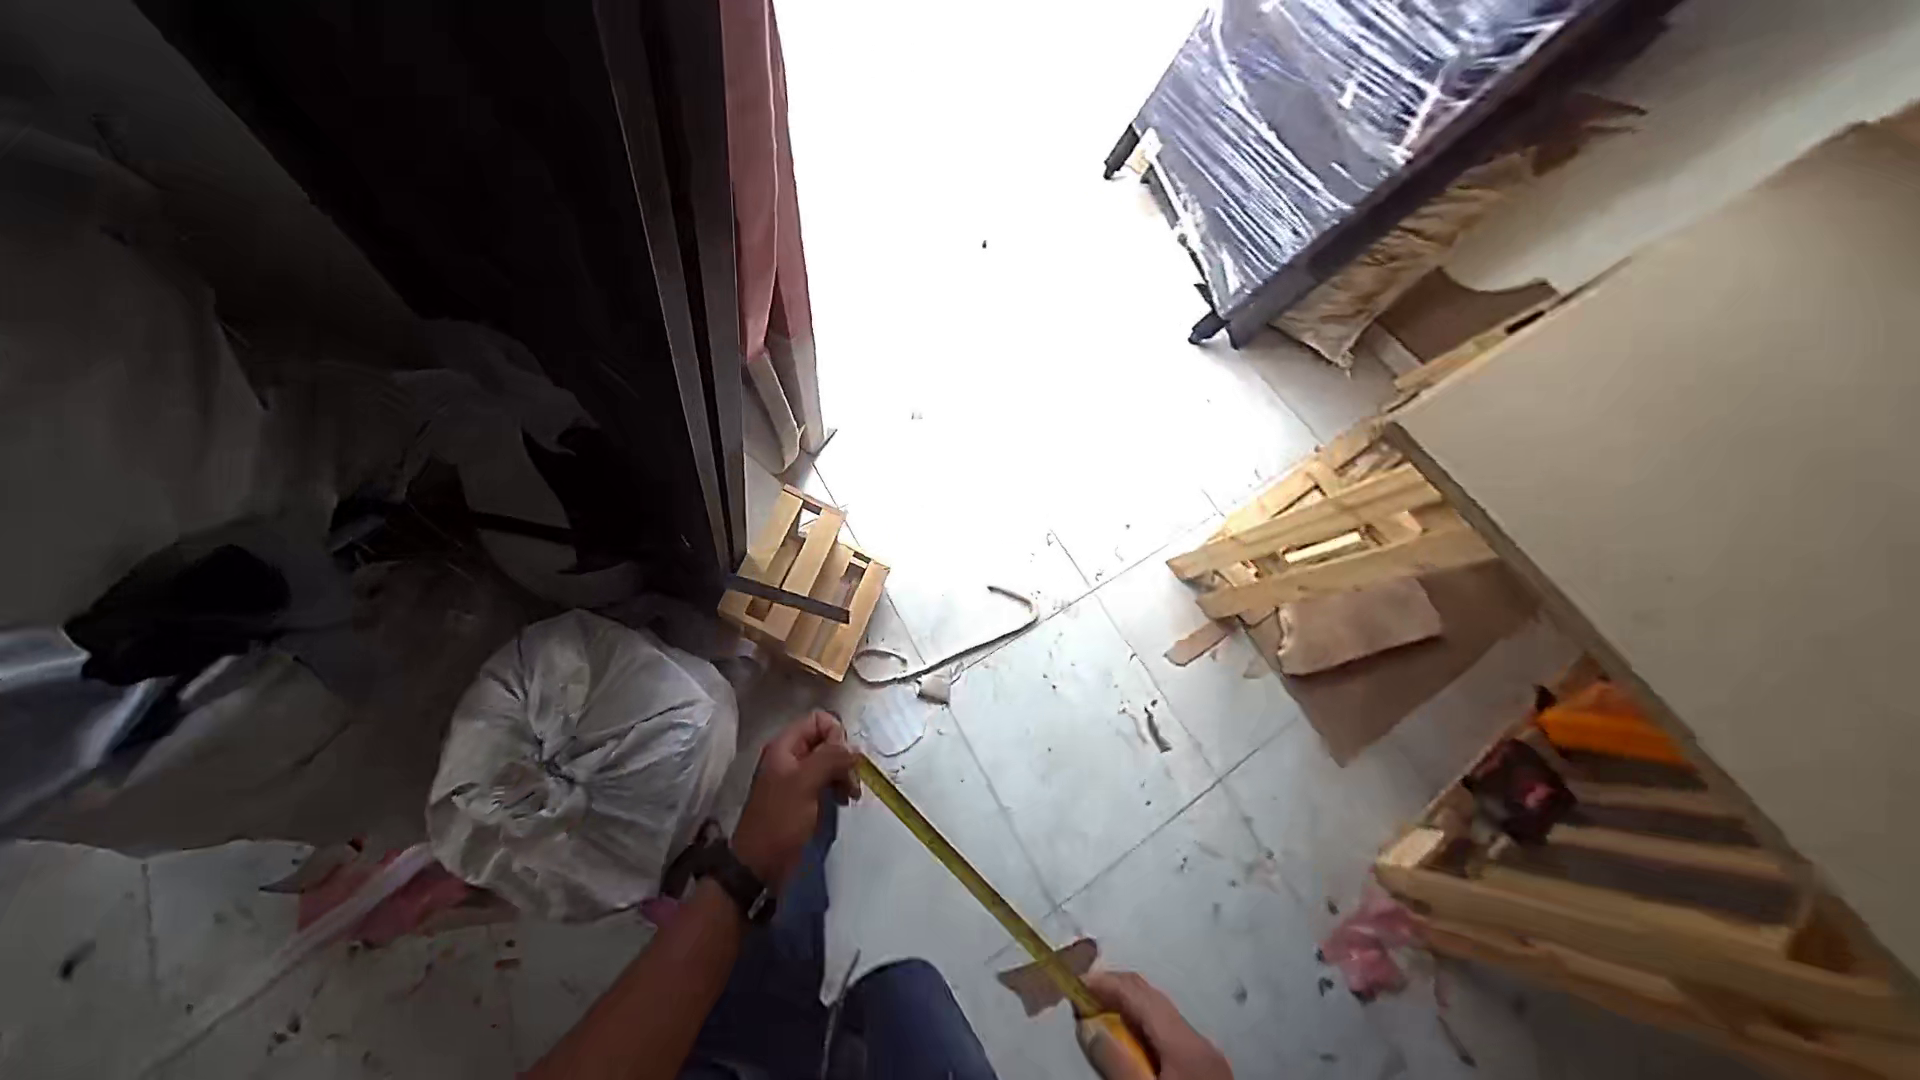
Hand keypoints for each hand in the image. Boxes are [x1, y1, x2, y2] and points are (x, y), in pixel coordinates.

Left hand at [731, 710, 857, 889]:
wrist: (759, 866)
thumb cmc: (780, 821)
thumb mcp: (805, 784)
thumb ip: (829, 758)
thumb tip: (853, 748)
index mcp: (785, 746)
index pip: (818, 719)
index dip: (835, 733)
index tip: (843, 759)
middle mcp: (791, 756)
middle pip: (826, 739)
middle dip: (843, 756)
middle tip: (851, 782)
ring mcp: (798, 777)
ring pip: (830, 760)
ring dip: (844, 773)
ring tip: (850, 795)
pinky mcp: (805, 797)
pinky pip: (828, 780)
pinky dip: (839, 786)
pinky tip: (844, 801)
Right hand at [1085, 972, 1232, 1079]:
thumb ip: (1115, 1063)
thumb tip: (1087, 1026)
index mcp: (1186, 1043)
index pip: (1138, 993)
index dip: (1105, 983)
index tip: (1075, 986)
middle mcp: (1200, 1041)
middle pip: (1151, 998)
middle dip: (1115, 992)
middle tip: (1083, 1000)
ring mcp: (1206, 1057)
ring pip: (1161, 1016)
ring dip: (1128, 1011)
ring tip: (1099, 1020)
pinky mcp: (1206, 1072)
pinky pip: (1168, 1036)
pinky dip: (1143, 1030)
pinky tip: (1128, 1045)